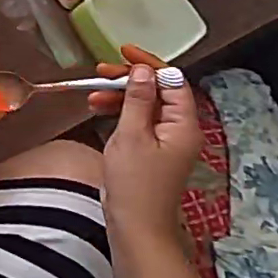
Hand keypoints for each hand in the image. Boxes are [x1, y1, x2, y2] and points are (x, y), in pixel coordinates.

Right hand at [99, 61, 202, 246]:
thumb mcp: (131, 135)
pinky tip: (99, 110)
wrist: (136, 224)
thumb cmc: (134, 182)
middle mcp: (181, 130)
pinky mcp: (153, 151)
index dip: (149, 64)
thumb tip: (142, 71)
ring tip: (93, 95)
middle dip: (130, 79)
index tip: (123, 52)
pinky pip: (139, 121)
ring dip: (121, 96)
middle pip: (159, 92)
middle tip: (101, 73)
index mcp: (184, 125)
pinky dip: (120, 112)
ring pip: (146, 106)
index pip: (173, 82)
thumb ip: (136, 100)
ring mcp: (167, 141)